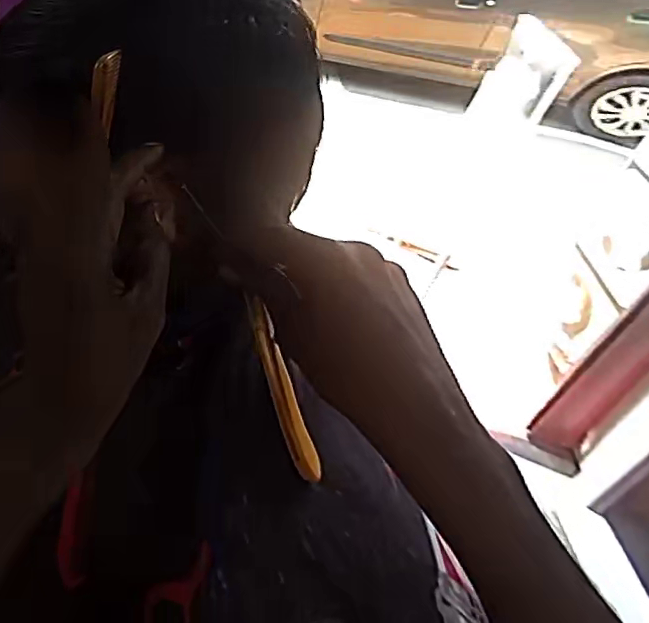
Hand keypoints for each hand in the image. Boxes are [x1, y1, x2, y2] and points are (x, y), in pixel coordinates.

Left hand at [8, 116, 170, 466]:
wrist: (55, 398)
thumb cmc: (108, 363)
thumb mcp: (146, 312)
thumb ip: (152, 258)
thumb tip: (154, 219)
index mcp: (84, 250)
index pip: (108, 190)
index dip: (133, 165)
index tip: (156, 149)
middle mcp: (55, 240)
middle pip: (89, 192)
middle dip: (124, 180)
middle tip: (155, 188)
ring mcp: (40, 250)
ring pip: (77, 206)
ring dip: (109, 199)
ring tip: (143, 209)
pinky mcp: (34, 263)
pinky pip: (66, 225)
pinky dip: (94, 220)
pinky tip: (118, 232)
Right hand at [218, 226, 471, 440]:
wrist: (421, 413)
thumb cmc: (349, 376)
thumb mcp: (292, 333)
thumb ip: (263, 291)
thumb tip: (234, 267)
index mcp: (319, 256)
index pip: (263, 235)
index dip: (239, 248)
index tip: (227, 263)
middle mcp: (350, 248)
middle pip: (296, 243)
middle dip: (275, 262)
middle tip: (260, 289)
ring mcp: (380, 263)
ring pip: (326, 257)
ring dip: (307, 273)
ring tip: (302, 309)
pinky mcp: (400, 281)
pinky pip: (354, 271)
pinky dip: (336, 284)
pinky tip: (337, 318)